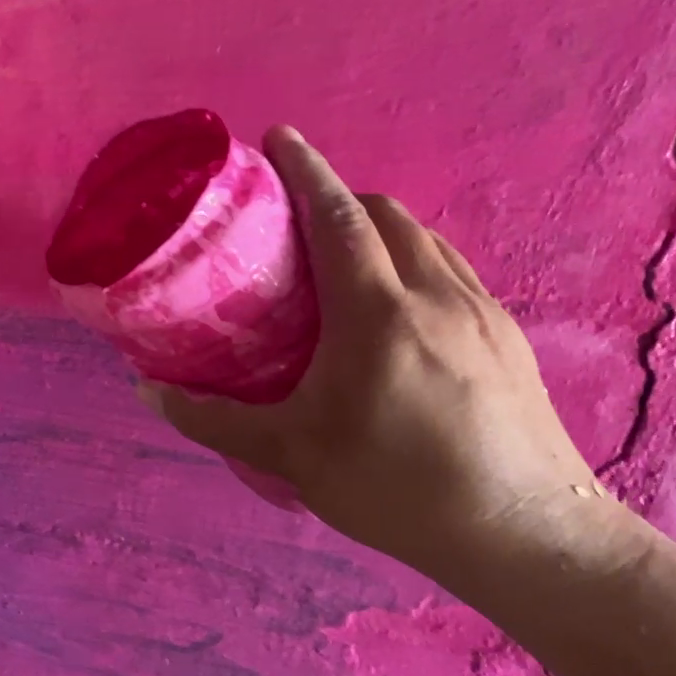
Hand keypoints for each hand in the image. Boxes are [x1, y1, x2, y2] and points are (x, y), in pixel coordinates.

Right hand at [140, 126, 601, 570]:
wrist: (529, 537)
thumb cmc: (396, 486)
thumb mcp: (287, 454)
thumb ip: (210, 419)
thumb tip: (146, 390)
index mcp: (378, 315)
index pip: (340, 220)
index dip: (307, 172)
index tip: (278, 138)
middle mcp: (436, 298)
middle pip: (388, 216)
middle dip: (338, 197)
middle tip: (287, 213)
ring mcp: (482, 315)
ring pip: (425, 240)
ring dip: (376, 227)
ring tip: (331, 251)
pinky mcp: (506, 339)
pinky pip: (449, 270)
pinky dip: (408, 258)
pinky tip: (386, 301)